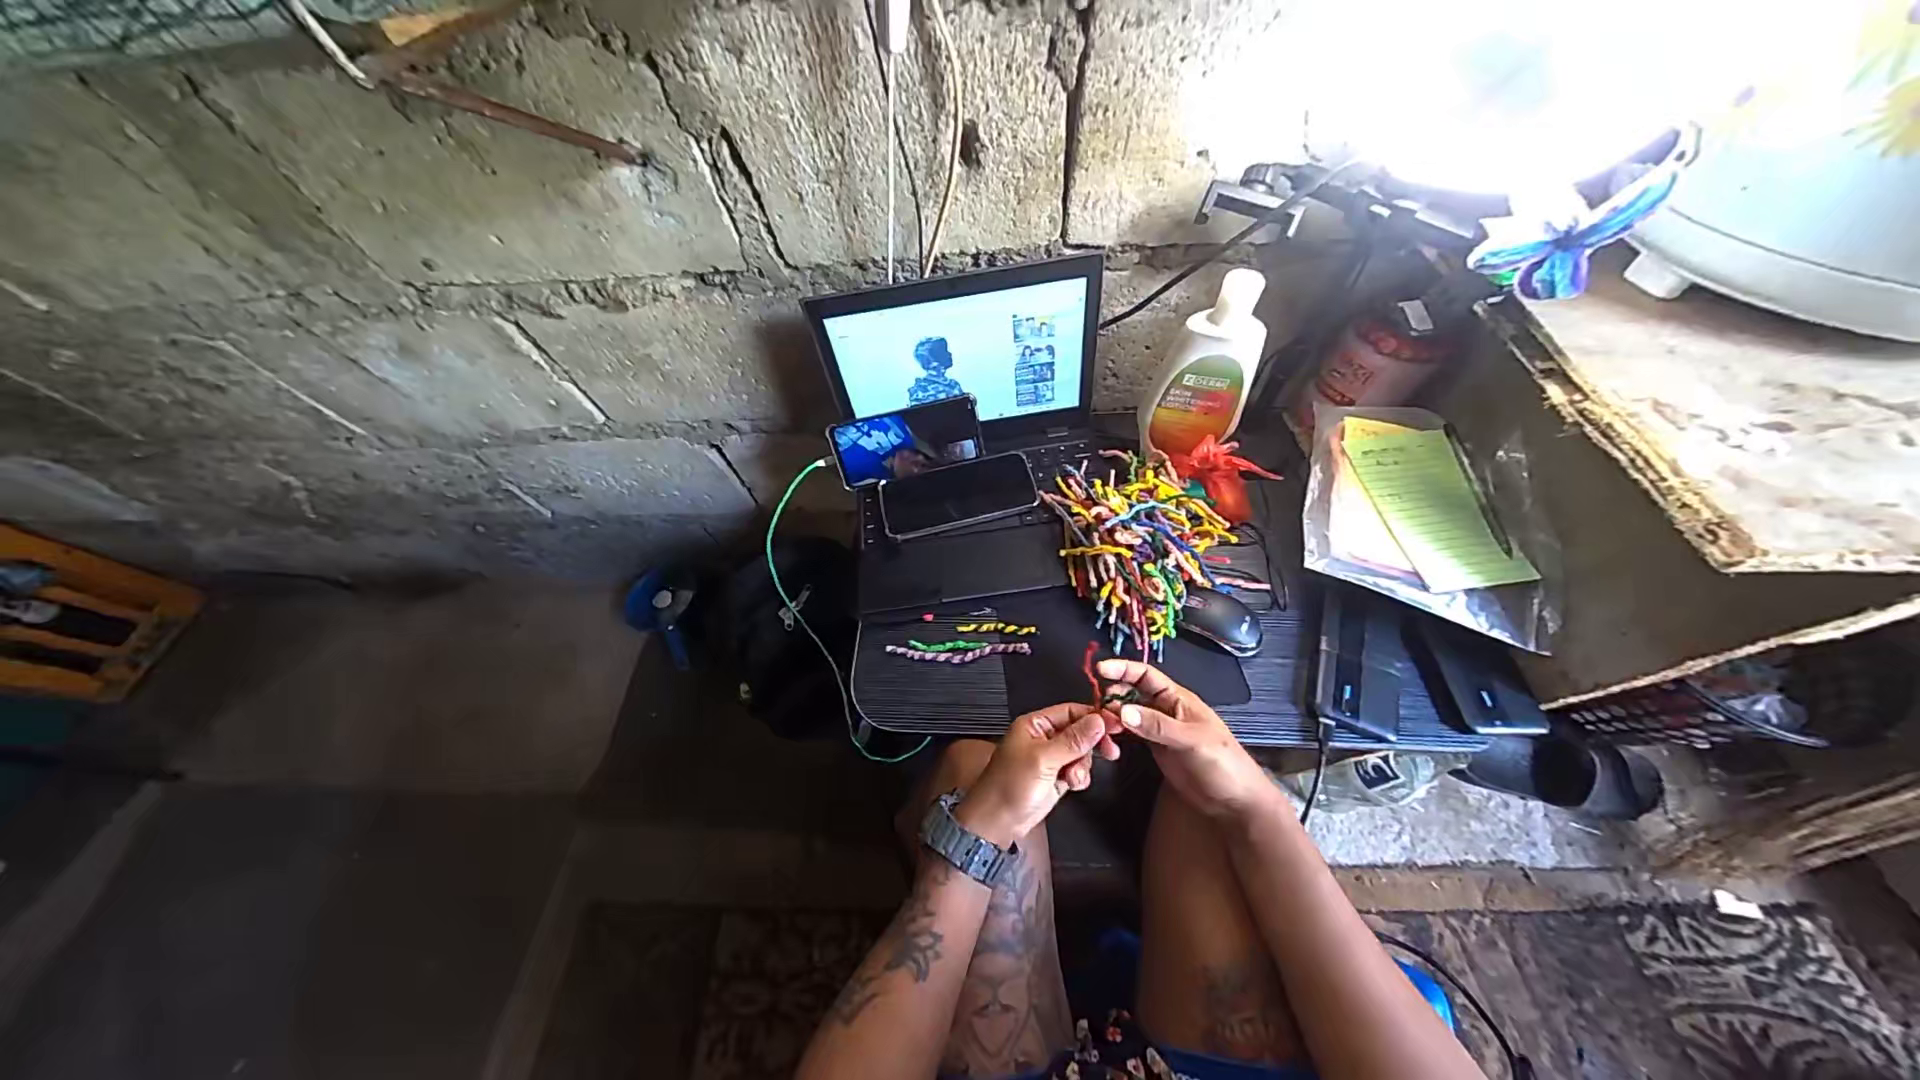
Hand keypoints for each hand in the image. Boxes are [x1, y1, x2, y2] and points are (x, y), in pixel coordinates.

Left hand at [954, 703, 1119, 847]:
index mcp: (1035, 724)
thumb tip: (1098, 721)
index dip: (1093, 717)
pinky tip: (1072, 784)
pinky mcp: (1056, 776)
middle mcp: (1044, 737)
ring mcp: (1051, 758)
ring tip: (1073, 777)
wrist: (998, 822)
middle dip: (1092, 743)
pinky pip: (1078, 769)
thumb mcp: (1043, 759)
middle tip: (1109, 750)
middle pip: (1080, 731)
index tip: (1115, 724)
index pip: (1071, 711)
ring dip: (1083, 764)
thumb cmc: (1009, 785)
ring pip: (1082, 752)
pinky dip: (1080, 776)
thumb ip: (1073, 740)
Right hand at [1097, 658, 1276, 821]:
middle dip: (1114, 693)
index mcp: (1177, 698)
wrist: (1234, 801)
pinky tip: (1109, 738)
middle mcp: (1165, 709)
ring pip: (1129, 712)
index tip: (1100, 669)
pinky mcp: (1155, 747)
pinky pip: (1131, 732)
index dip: (1123, 668)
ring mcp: (1159, 728)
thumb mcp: (1191, 741)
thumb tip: (1121, 711)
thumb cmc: (1222, 764)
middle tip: (1099, 707)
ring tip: (1101, 724)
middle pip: (1133, 691)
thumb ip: (1157, 726)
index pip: (1146, 675)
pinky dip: (1118, 732)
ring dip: (1113, 714)